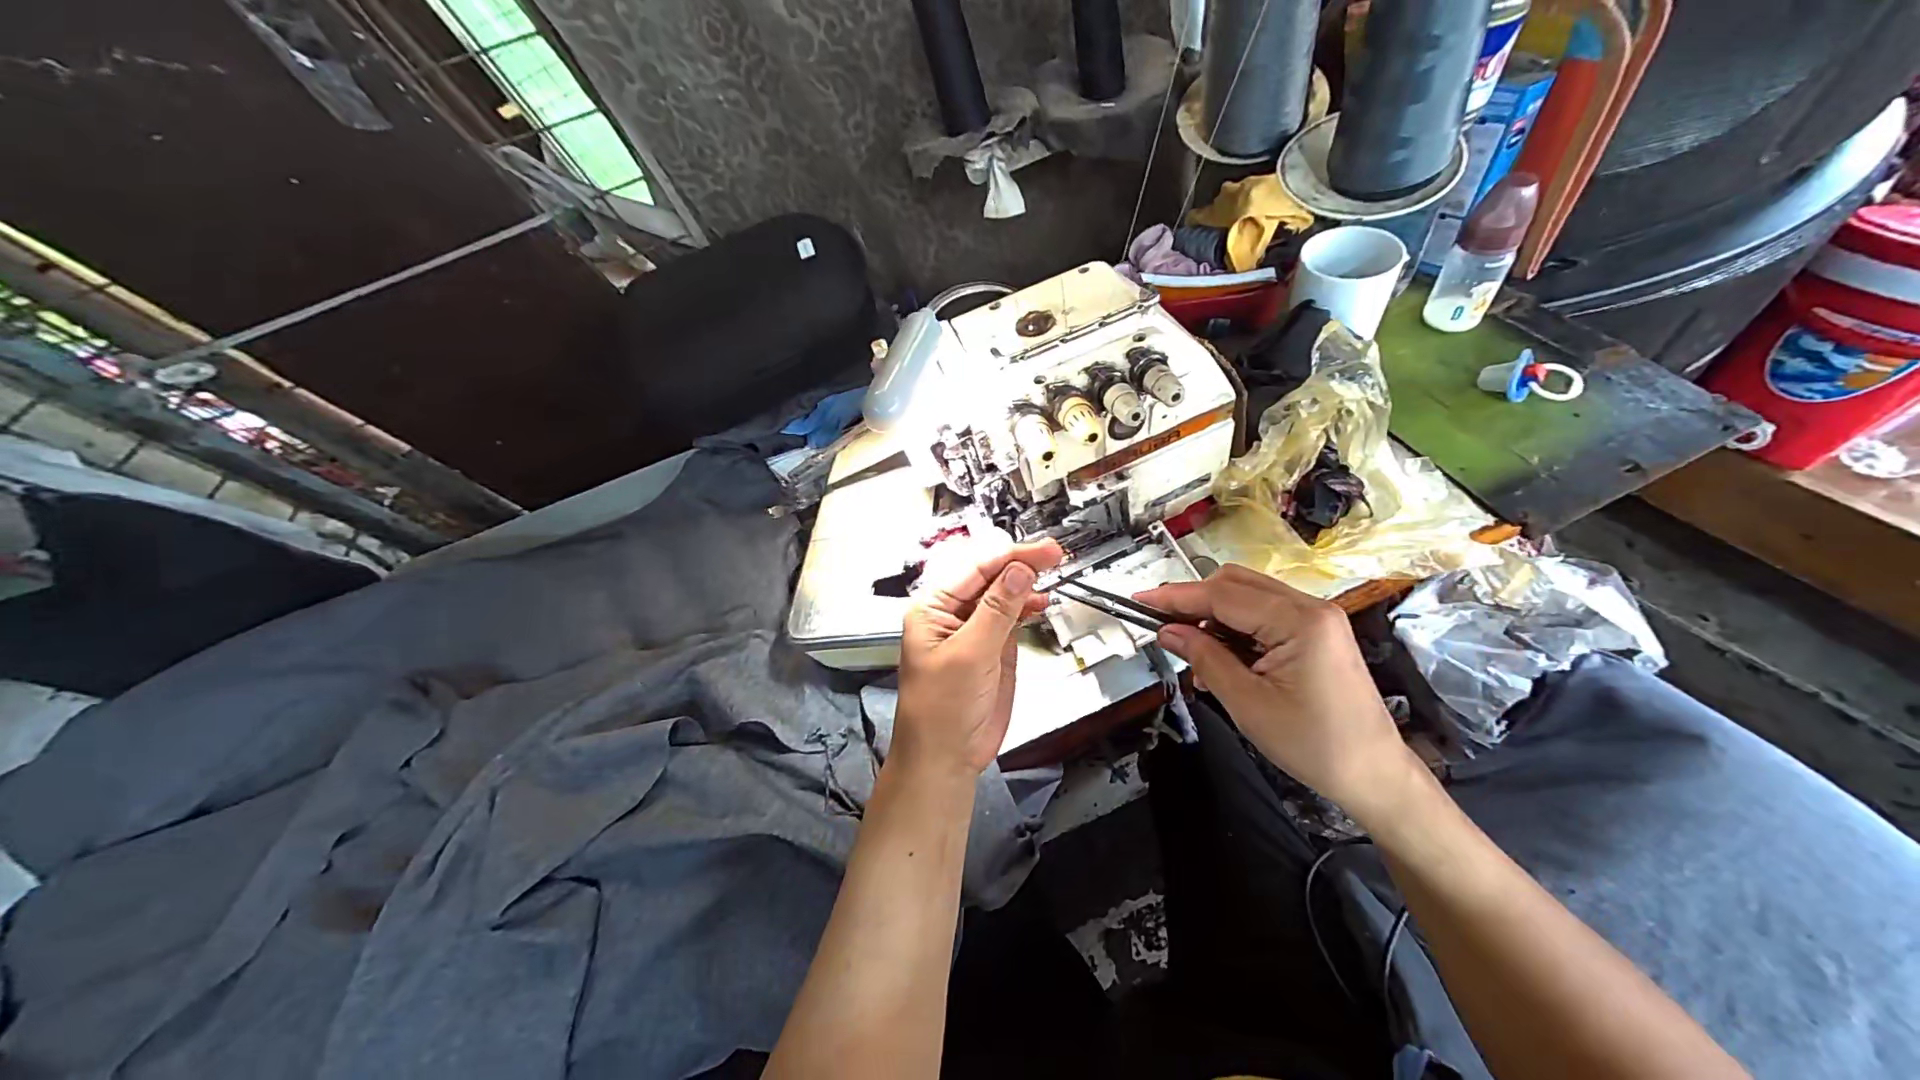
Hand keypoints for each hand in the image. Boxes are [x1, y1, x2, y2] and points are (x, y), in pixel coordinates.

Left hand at [895, 536, 1064, 777]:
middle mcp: (950, 614)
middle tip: (1052, 555)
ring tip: (1050, 575)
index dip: (1010, 556)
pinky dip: (1026, 607)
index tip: (1042, 551)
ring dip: (1025, 584)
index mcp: (932, 609)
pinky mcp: (989, 648)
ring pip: (1001, 595)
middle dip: (1019, 564)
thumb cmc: (939, 711)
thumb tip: (1018, 571)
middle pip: (988, 577)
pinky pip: (1010, 618)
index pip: (975, 569)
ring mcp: (972, 630)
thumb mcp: (970, 654)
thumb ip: (997, 610)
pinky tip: (1040, 601)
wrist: (945, 757)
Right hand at [1136, 564, 1429, 829]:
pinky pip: (1264, 615)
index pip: (1222, 595)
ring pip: (1248, 597)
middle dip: (1194, 602)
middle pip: (1235, 584)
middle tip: (1162, 627)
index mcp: (1300, 621)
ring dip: (1214, 617)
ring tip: (1194, 654)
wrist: (1374, 774)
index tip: (1140, 600)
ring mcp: (1317, 618)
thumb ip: (1204, 657)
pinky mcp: (1317, 632)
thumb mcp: (1247, 703)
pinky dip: (1235, 629)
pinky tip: (1221, 659)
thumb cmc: (1315, 745)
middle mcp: (1311, 608)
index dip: (1176, 597)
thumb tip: (1168, 632)